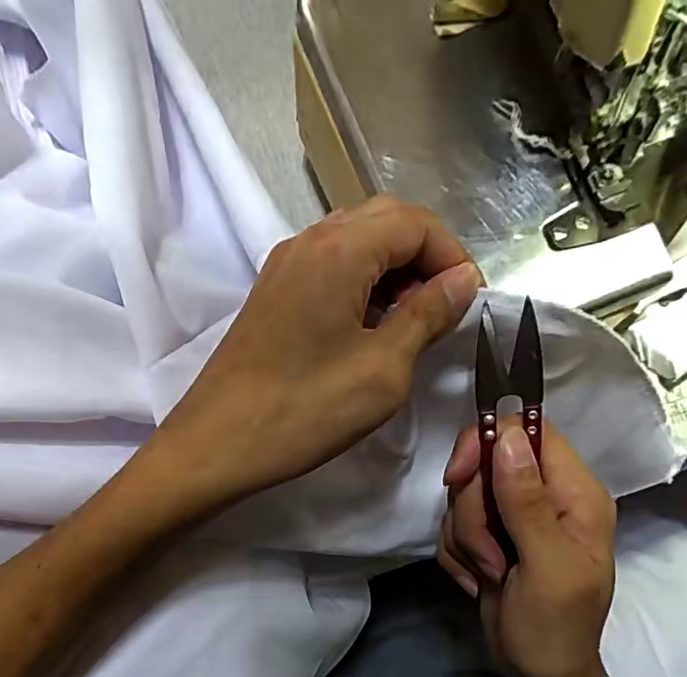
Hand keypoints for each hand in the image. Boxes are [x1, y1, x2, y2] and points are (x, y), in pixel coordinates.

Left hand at [146, 196, 481, 509]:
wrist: (217, 444)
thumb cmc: (305, 410)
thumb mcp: (383, 369)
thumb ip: (426, 315)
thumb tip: (462, 280)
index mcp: (339, 250)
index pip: (415, 222)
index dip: (452, 256)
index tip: (469, 303)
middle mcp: (308, 241)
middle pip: (384, 221)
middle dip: (425, 257)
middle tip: (444, 309)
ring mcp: (285, 266)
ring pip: (355, 243)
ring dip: (393, 271)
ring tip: (412, 323)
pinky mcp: (273, 294)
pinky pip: (330, 268)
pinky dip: (362, 285)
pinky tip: (372, 329)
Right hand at [438, 417, 616, 676]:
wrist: (541, 676)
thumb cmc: (556, 627)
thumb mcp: (547, 566)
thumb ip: (527, 502)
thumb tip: (508, 437)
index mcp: (574, 494)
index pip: (528, 433)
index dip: (488, 443)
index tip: (458, 477)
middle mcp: (545, 498)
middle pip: (485, 466)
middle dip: (473, 513)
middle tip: (491, 555)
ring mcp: (515, 519)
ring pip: (464, 498)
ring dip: (466, 539)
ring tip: (490, 574)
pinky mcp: (489, 539)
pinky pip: (454, 527)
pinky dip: (457, 556)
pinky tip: (478, 582)